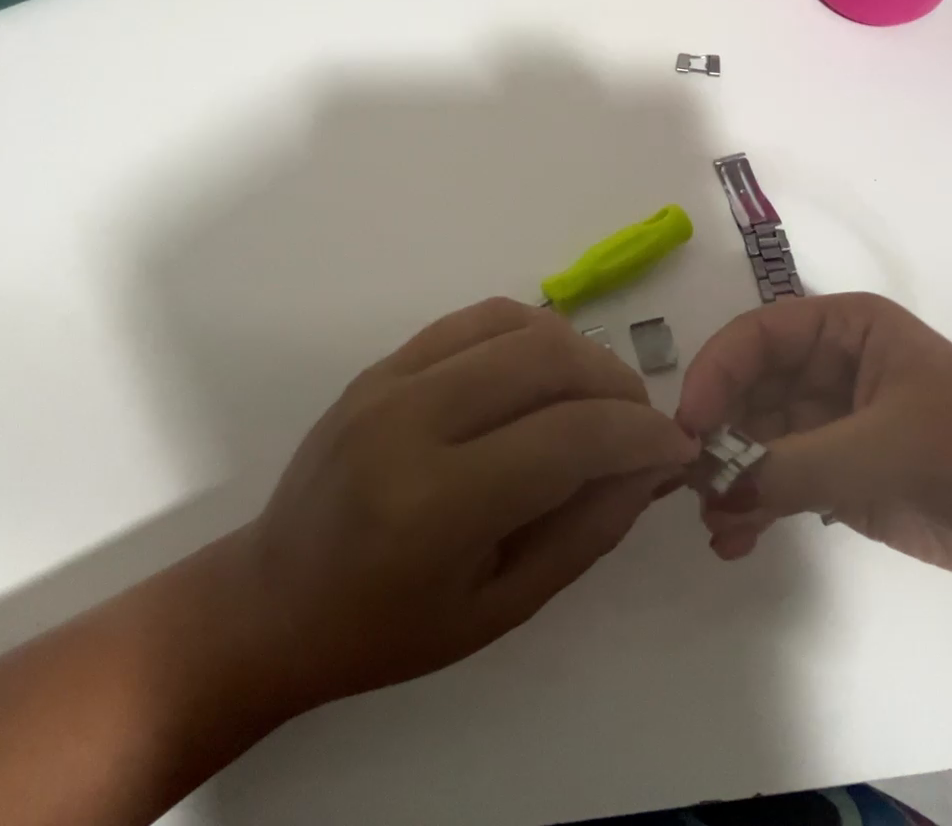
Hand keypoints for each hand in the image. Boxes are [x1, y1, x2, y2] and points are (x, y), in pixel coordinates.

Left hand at [240, 298, 696, 712]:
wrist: (275, 598)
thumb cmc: (389, 629)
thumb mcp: (503, 606)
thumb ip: (586, 530)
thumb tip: (651, 466)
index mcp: (438, 503)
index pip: (573, 436)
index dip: (642, 436)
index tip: (677, 450)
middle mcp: (411, 422)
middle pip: (549, 360)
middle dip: (619, 386)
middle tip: (641, 426)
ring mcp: (388, 382)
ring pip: (516, 325)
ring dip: (579, 353)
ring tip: (599, 399)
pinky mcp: (379, 366)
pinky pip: (473, 321)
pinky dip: (529, 335)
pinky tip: (544, 374)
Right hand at [676, 293, 951, 611]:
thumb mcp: (879, 452)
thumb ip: (788, 467)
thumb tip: (713, 494)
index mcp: (843, 331)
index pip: (755, 338)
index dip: (714, 374)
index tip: (688, 428)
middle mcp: (824, 369)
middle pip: (743, 390)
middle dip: (715, 436)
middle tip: (692, 484)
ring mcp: (825, 422)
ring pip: (750, 440)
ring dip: (727, 480)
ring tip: (715, 524)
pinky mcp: (830, 471)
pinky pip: (772, 480)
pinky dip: (750, 507)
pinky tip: (734, 541)